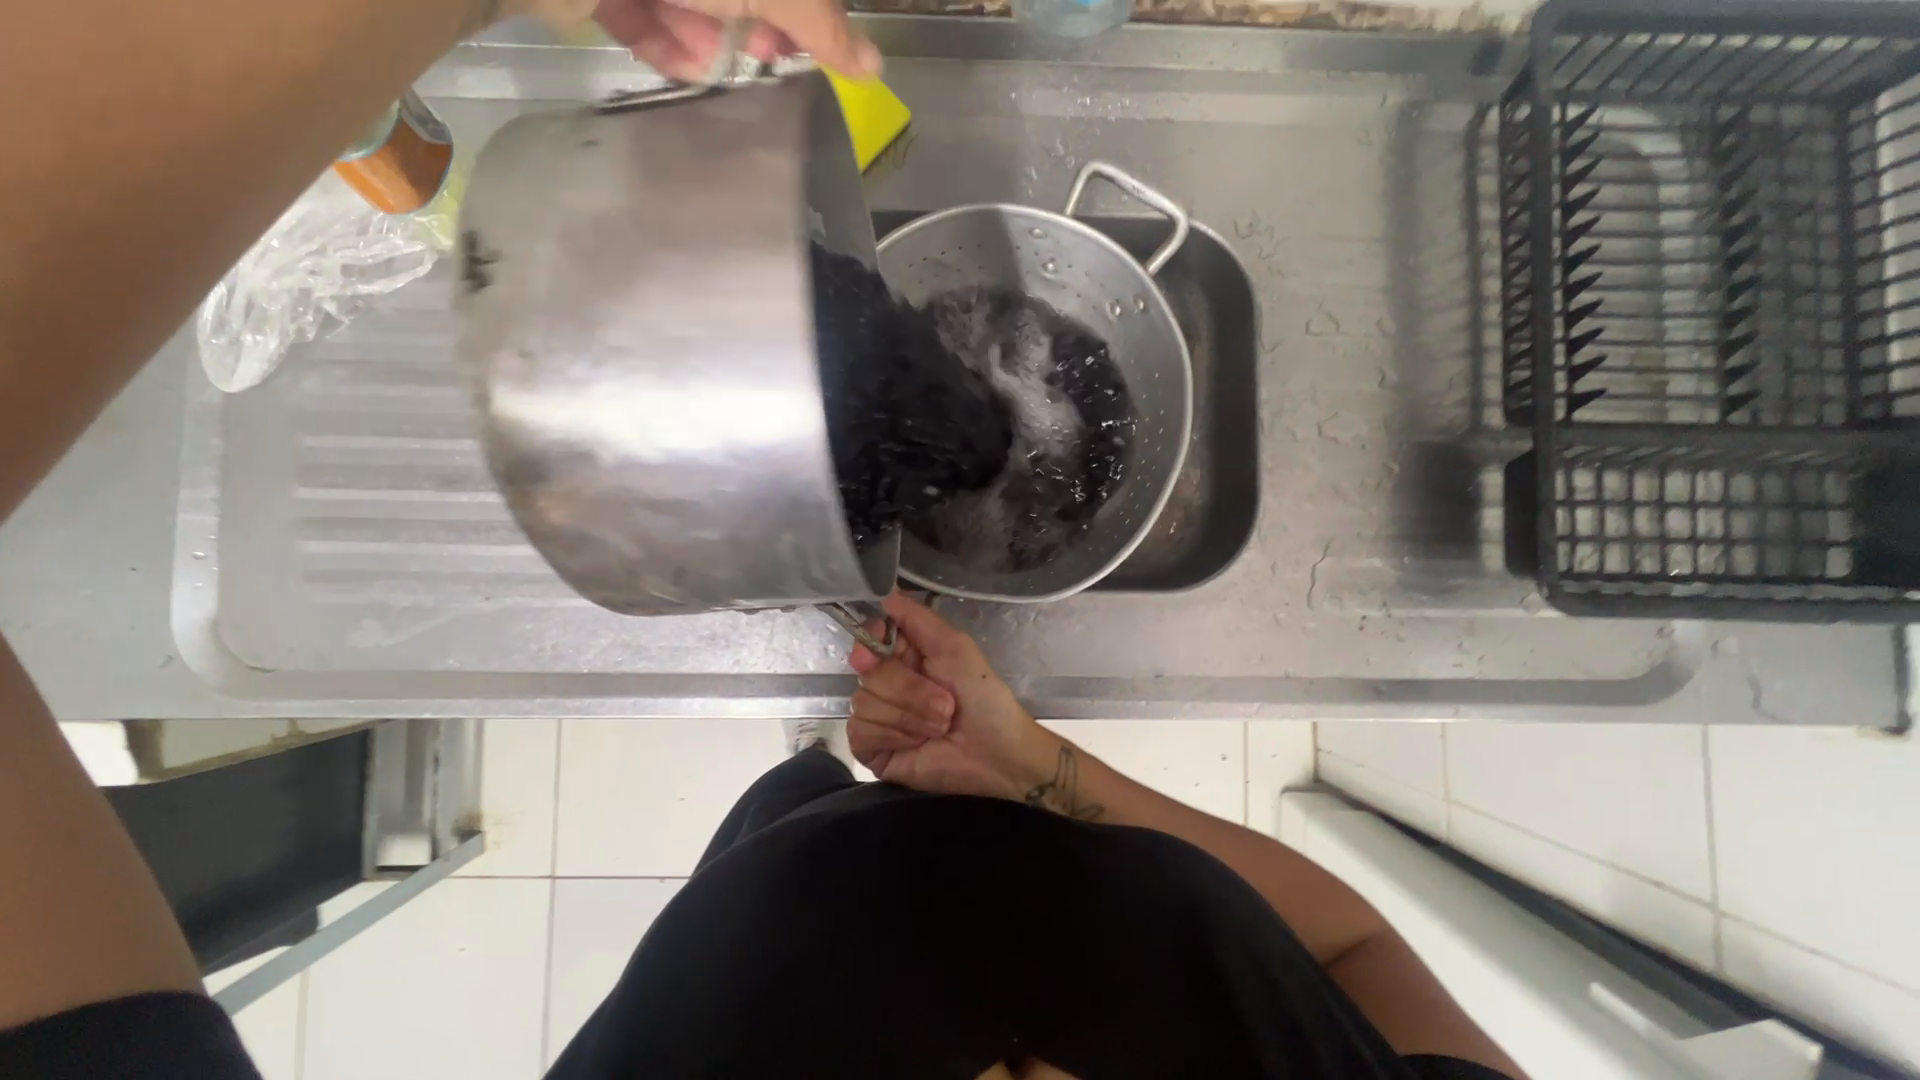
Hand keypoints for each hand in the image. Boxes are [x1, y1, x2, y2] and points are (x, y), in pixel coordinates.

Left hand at [589, 0, 879, 81]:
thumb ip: (824, 27)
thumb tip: (873, 65)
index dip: (796, 8)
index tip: (800, 42)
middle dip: (747, 20)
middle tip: (756, 53)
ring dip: (700, 33)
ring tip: (705, 56)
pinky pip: (633, 5)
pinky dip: (655, 35)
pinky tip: (671, 56)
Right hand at [847, 592, 1060, 801]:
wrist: (996, 752)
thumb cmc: (984, 697)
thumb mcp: (955, 647)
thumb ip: (918, 619)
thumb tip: (887, 593)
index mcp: (905, 657)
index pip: (868, 639)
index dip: (869, 642)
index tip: (875, 650)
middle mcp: (887, 684)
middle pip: (869, 673)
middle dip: (910, 690)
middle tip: (945, 704)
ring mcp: (878, 717)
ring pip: (864, 702)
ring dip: (908, 716)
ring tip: (938, 727)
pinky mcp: (872, 750)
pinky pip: (861, 732)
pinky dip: (894, 735)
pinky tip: (916, 744)